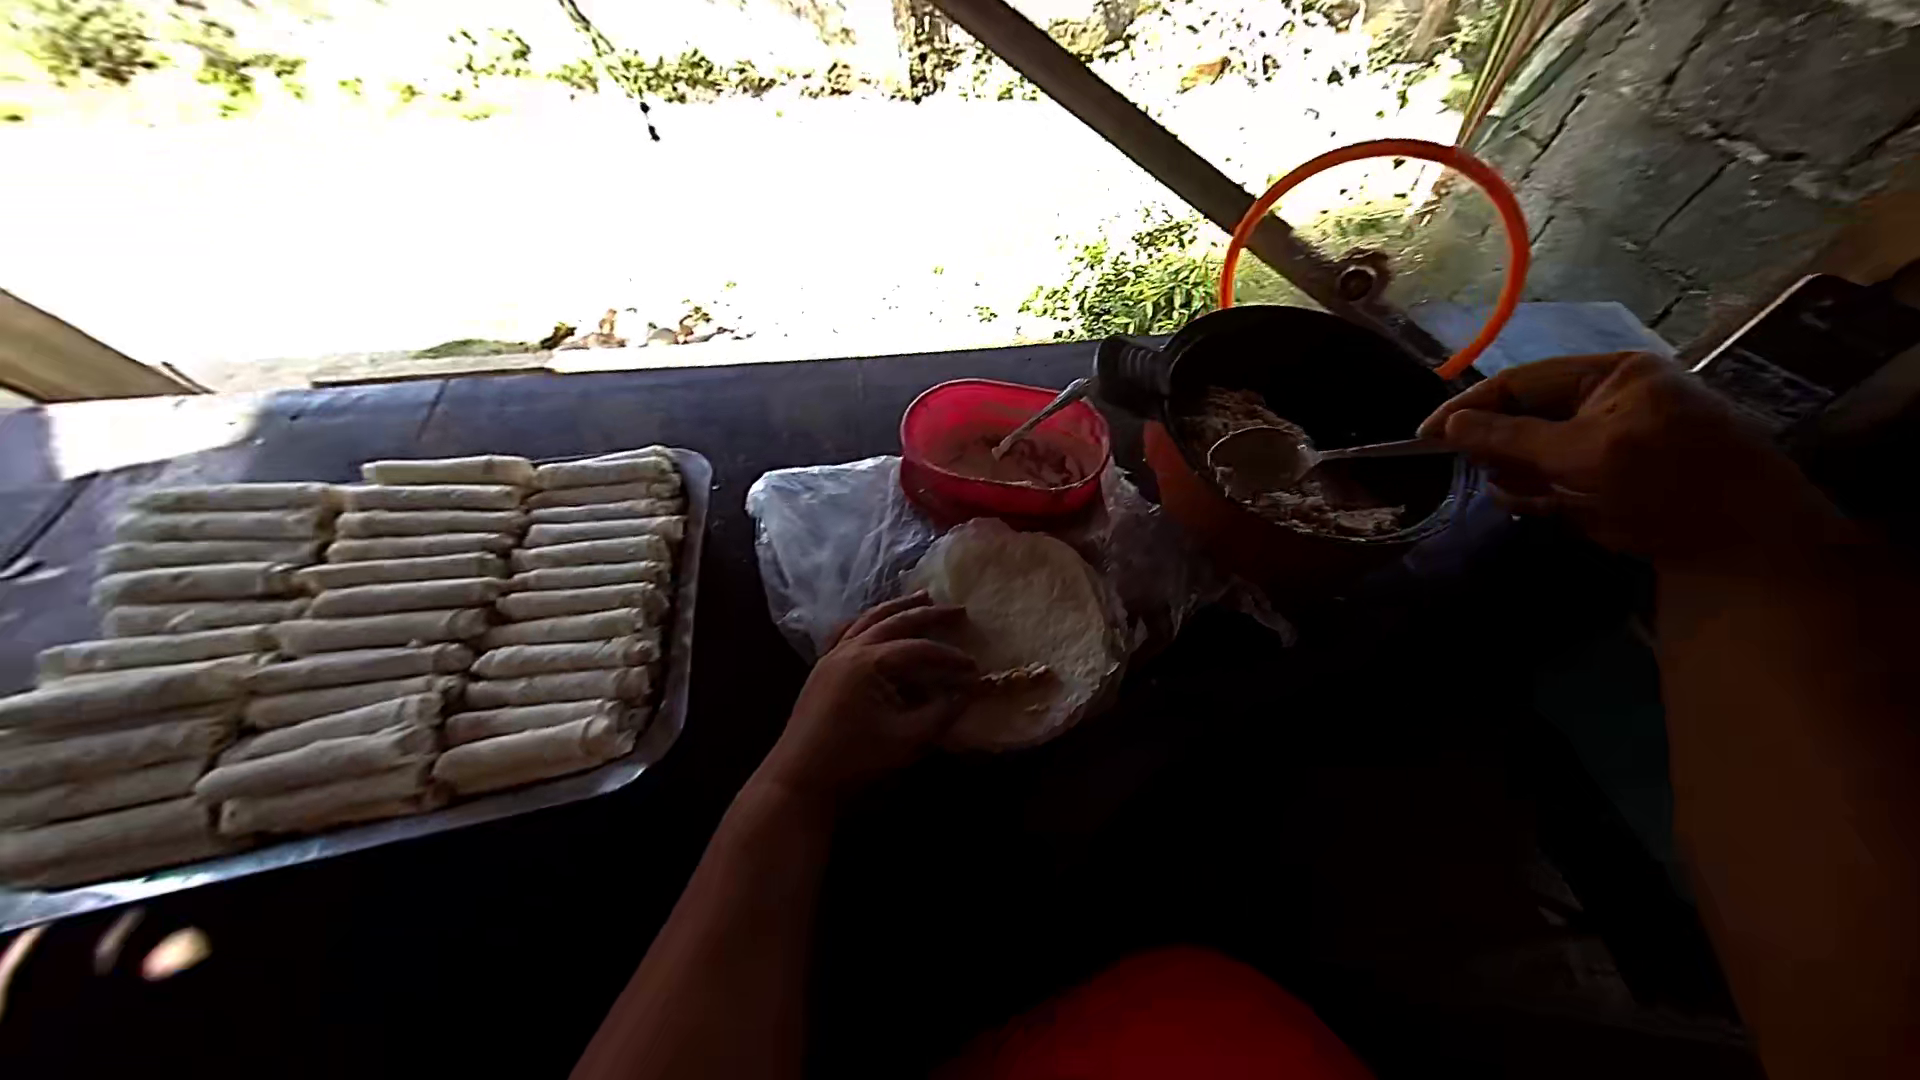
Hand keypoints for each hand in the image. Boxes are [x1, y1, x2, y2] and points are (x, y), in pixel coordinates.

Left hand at [755, 592, 977, 804]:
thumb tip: (969, 692)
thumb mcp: (906, 739)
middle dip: (929, 614)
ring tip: (922, 598)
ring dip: (898, 607)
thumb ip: (941, 713)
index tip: (973, 668)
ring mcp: (832, 654)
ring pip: (869, 618)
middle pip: (895, 620)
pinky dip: (867, 620)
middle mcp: (850, 649)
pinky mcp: (822, 666)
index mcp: (869, 662)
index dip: (949, 657)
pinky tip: (873, 620)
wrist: (800, 776)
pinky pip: (847, 630)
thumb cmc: (855, 758)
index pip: (919, 649)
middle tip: (957, 610)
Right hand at [1418, 351, 1841, 565]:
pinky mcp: (1582, 475)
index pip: (1517, 383)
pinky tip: (1552, 507)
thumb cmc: (1670, 482)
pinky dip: (1529, 496)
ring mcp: (1587, 440)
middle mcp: (1594, 402)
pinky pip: (1529, 480)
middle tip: (1500, 474)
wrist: (1734, 543)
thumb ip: (1511, 436)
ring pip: (1513, 454)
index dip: (1468, 408)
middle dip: (1499, 450)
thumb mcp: (1585, 453)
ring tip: (1544, 496)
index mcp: (1607, 377)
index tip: (1426, 436)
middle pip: (1511, 418)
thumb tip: (1448, 425)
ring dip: (1516, 478)